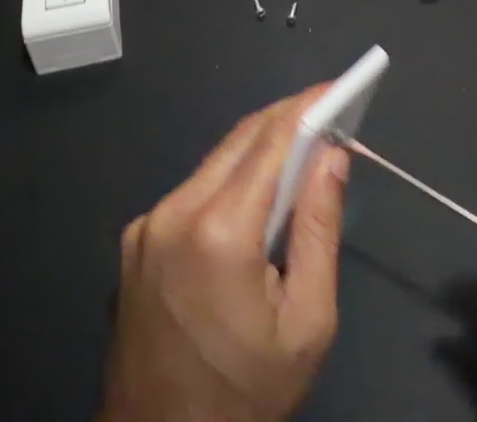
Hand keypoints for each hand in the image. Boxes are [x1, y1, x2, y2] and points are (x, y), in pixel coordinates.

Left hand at [99, 86, 347, 421]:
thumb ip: (321, 228)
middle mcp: (174, 213)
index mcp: (219, 232)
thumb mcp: (307, 319)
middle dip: (288, 118)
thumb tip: (333, 155)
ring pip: (216, 162)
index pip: (272, 142)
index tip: (340, 86)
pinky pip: (194, 190)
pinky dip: (233, 178)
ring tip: (305, 148)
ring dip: (261, 148)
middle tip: (331, 110)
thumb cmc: (247, 390)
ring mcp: (147, 225)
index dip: (308, 107)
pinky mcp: (136, 240)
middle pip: (240, 141)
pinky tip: (260, 192)